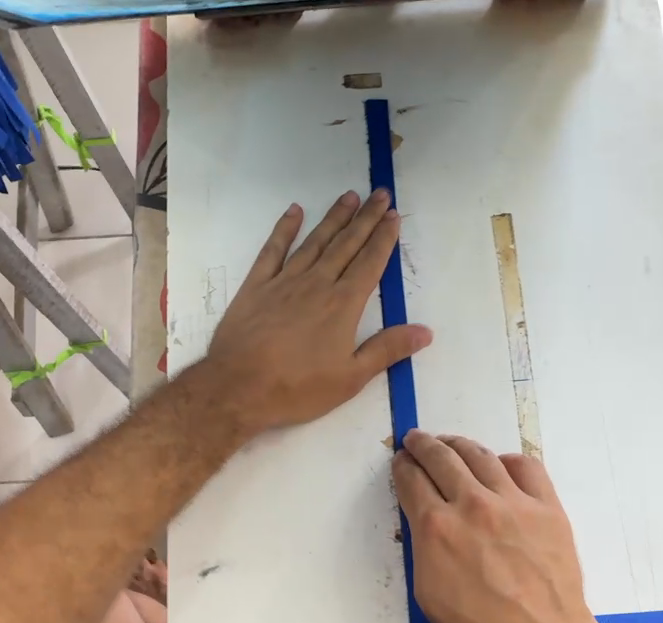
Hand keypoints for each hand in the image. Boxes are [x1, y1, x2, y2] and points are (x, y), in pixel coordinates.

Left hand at [202, 191, 433, 435]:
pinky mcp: (255, 287)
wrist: (238, 387)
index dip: (384, 239)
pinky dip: (284, 229)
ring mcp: (283, 282)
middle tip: (379, 193)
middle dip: (365, 219)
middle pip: (346, 245)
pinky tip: (294, 212)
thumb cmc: (296, 389)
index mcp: (342, 305)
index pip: (370, 264)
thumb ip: (386, 350)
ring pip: (314, 241)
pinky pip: (273, 250)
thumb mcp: (350, 379)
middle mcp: (316, 284)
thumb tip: (425, 331)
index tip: (393, 216)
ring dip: (333, 218)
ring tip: (349, 197)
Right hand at [393, 431, 608, 622]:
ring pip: (480, 456)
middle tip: (416, 440)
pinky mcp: (547, 507)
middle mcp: (471, 505)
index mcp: (435, 528)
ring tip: (451, 443)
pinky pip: (526, 467)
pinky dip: (507, 460)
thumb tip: (429, 527)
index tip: (401, 461)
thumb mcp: (428, 595)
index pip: (412, 481)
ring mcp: (513, 502)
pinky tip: (499, 464)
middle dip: (424, 445)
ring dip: (459, 444)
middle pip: (442, 458)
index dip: (403, 467)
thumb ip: (424, 550)